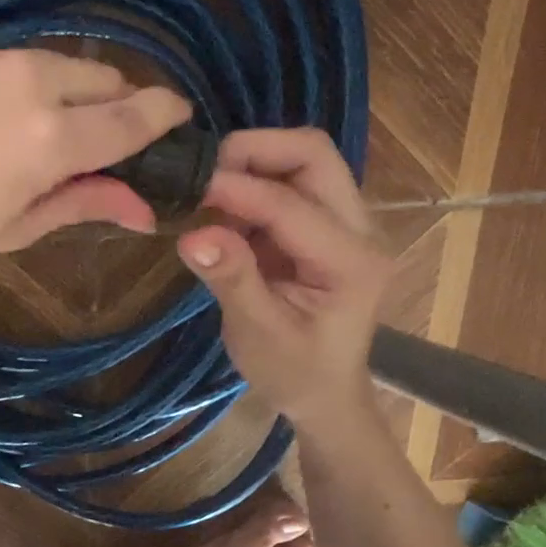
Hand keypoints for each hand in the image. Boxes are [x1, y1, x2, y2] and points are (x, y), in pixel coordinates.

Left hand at [0, 46, 190, 270]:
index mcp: (54, 137)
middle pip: (108, 81)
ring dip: (73, 94)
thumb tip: (145, 210)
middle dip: (118, 110)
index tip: (177, 128)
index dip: (167, 120)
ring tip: (41, 137)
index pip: (138, 116)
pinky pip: (17, 61)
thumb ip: (84, 205)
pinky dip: (27, 86)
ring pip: (64, 66)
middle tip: (98, 149)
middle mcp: (35, 82)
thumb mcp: (13, 228)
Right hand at [176, 129, 389, 430]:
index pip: (291, 204)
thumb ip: (232, 279)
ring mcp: (343, 224)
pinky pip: (288, 185)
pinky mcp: (321, 227)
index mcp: (352, 260)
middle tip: (201, 172)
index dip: (237, 188)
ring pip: (302, 162)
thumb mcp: (258, 334)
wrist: (325, 394)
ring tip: (205, 194)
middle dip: (255, 151)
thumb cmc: (295, 373)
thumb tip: (192, 236)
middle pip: (313, 155)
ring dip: (252, 166)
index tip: (186, 186)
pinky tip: (219, 211)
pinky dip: (250, 186)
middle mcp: (359, 229)